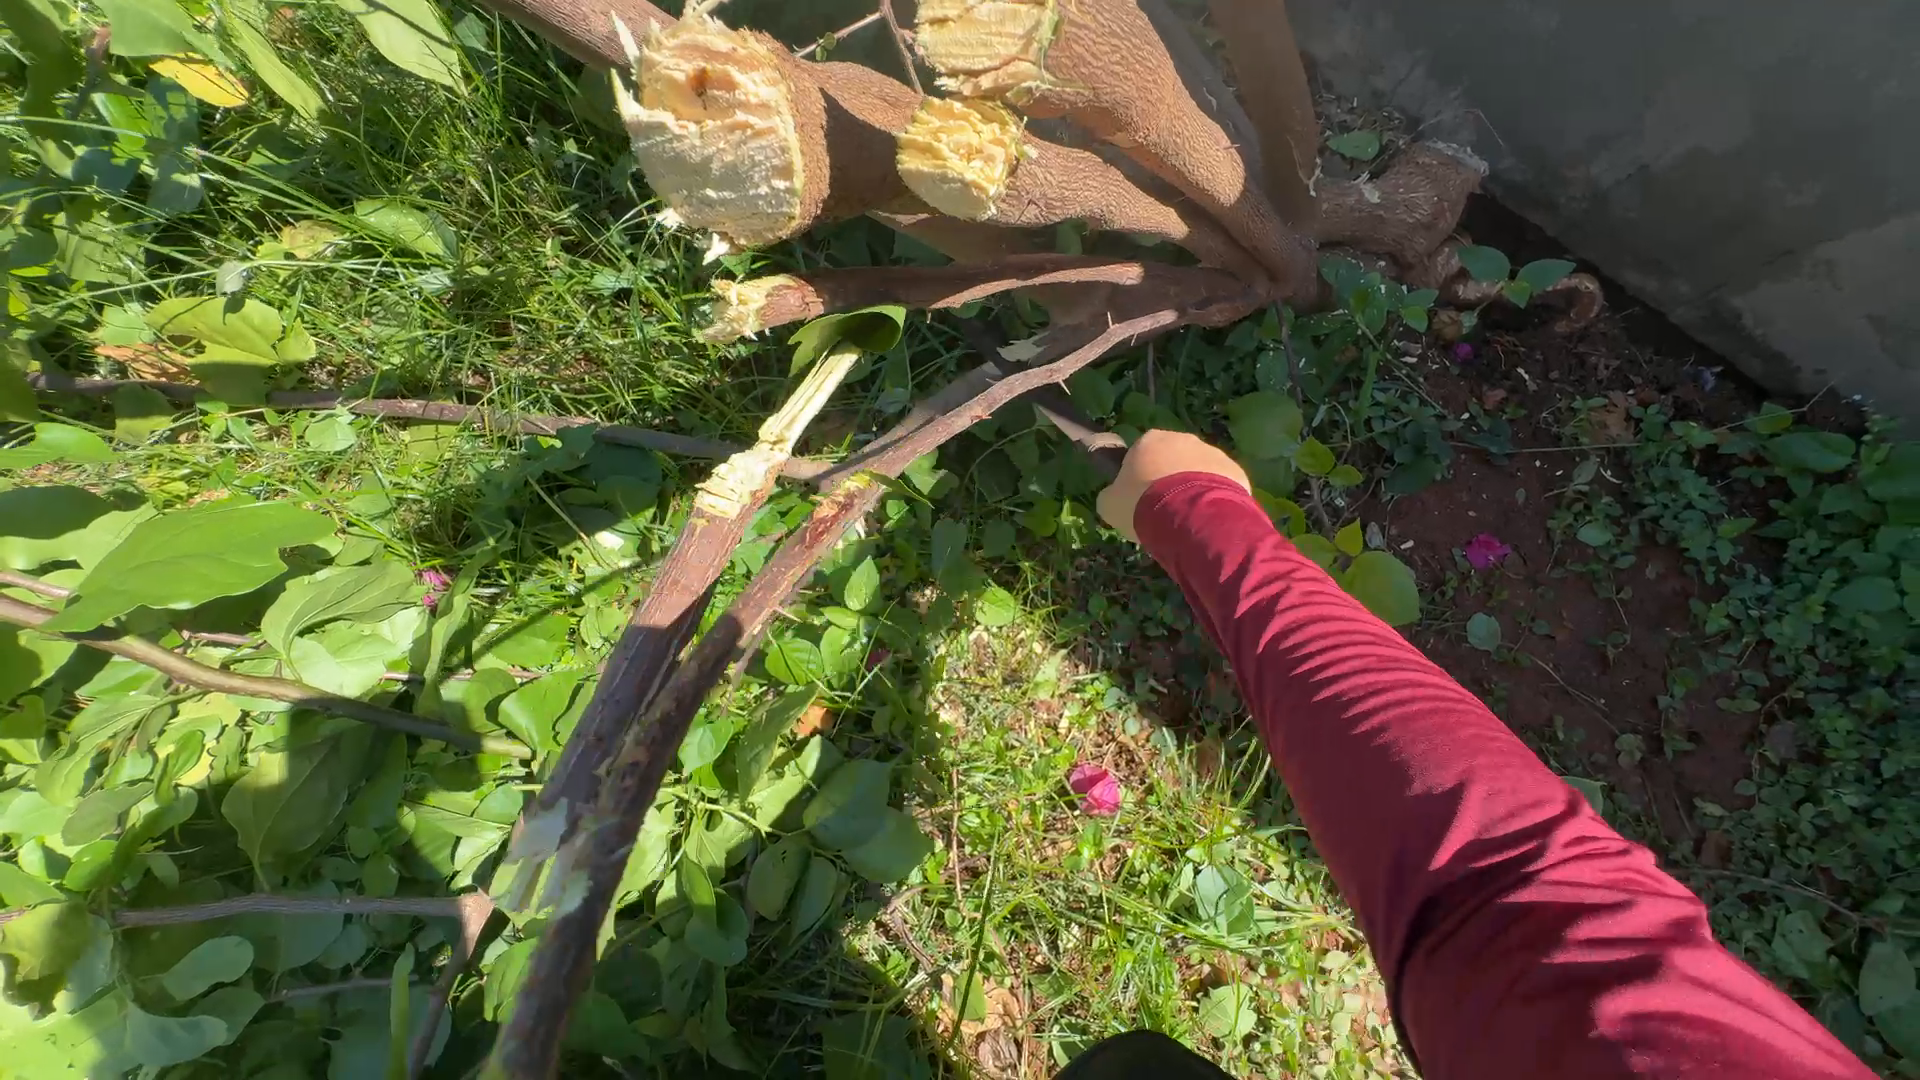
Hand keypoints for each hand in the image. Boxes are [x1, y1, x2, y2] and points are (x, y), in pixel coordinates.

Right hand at [1096, 429, 1250, 541]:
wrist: (1189, 516)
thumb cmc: (1141, 504)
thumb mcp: (1109, 505)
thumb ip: (1111, 495)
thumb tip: (1114, 497)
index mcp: (1148, 440)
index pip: (1140, 454)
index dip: (1138, 477)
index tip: (1138, 498)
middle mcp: (1182, 438)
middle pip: (1172, 459)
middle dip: (1168, 480)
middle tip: (1163, 510)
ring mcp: (1212, 452)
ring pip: (1199, 471)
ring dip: (1192, 489)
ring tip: (1187, 519)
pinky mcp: (1234, 471)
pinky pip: (1221, 485)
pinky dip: (1214, 499)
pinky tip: (1207, 520)